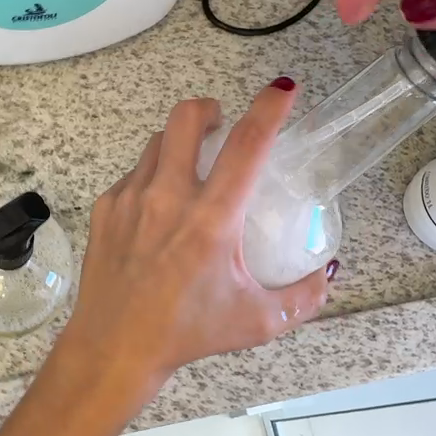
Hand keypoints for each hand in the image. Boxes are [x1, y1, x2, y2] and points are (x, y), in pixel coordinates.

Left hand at [53, 79, 335, 399]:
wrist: (114, 346)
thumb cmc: (188, 333)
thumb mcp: (257, 321)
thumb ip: (304, 297)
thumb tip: (328, 273)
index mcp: (212, 219)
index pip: (247, 144)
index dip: (269, 109)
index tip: (282, 88)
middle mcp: (168, 197)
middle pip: (187, 116)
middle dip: (210, 109)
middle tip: (221, 125)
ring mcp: (131, 198)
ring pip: (158, 141)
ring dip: (180, 141)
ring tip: (191, 167)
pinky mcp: (106, 208)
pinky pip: (134, 173)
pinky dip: (152, 175)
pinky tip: (158, 207)